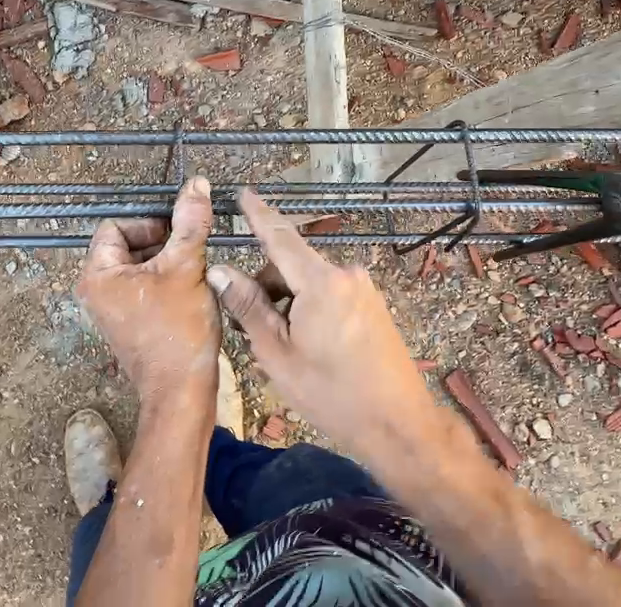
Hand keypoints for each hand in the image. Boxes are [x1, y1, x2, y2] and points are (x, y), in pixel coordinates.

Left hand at [75, 177, 219, 401]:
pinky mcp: (129, 324)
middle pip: (128, 244)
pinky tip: (190, 291)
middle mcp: (96, 291)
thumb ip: (190, 222)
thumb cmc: (178, 329)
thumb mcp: (186, 266)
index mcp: (97, 274)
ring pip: (140, 267)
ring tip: (193, 271)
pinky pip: (144, 289)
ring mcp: (111, 310)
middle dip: (161, 242)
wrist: (181, 391)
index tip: (177, 232)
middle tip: (189, 250)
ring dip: (167, 262)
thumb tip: (196, 184)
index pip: (116, 226)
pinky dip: (166, 283)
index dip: (149, 223)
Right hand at [207, 190, 437, 454]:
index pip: (280, 237)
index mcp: (321, 282)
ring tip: (280, 349)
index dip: (258, 214)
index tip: (243, 193)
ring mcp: (364, 290)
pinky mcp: (373, 306)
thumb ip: (248, 307)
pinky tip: (305, 348)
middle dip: (267, 289)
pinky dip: (309, 311)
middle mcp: (346, 275)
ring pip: (310, 284)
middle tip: (250, 332)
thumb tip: (220, 271)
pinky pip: (330, 296)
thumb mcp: (278, 354)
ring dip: (288, 304)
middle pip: (291, 266)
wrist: (399, 427)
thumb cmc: (332, 395)